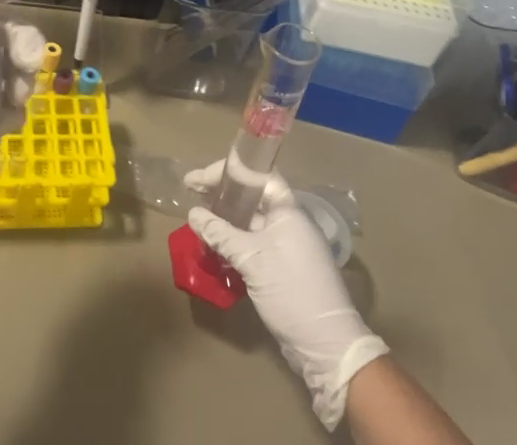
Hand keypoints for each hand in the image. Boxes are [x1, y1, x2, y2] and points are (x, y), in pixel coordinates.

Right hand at [186, 161, 388, 430]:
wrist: (325, 343)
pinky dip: (233, 242)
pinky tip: (214, 248)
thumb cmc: (292, 291)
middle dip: (222, 194)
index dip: (228, 172)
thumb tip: (193, 214)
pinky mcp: (281, 268)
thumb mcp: (252, 260)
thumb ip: (221, 234)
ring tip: (198, 221)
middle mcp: (289, 223)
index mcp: (288, 211)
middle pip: (252, 198)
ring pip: (250, 223)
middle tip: (191, 195)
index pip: (257, 176)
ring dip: (225, 220)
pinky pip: (253, 244)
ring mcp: (287, 246)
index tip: (197, 179)